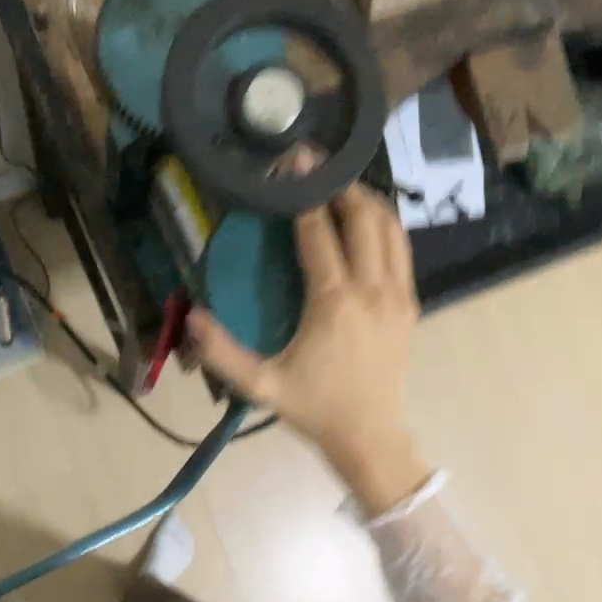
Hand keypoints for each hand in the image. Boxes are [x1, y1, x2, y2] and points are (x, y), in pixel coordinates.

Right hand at [188, 177, 430, 514]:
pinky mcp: (410, 304)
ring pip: (390, 227)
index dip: (304, 193)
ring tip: (340, 190)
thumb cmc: (316, 410)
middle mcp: (372, 289)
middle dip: (339, 186)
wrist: (371, 438)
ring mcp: (398, 295)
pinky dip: (384, 226)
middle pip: (364, 215)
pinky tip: (365, 225)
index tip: (291, 164)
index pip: (320, 231)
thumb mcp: (262, 387)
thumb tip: (192, 317)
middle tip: (314, 170)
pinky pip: (401, 249)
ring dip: (366, 201)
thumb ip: (223, 354)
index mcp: (335, 302)